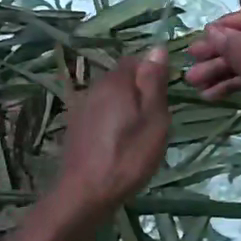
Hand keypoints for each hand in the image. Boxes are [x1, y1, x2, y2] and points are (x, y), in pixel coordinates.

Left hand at [56, 47, 170, 208]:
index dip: (152, 72)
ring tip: (139, 134)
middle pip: (120, 79)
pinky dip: (112, 122)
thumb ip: (154, 83)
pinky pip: (99, 114)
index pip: (135, 60)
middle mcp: (93, 89)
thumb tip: (157, 47)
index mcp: (114, 82)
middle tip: (155, 119)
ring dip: (125, 108)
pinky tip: (119, 143)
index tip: (164, 96)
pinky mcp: (75, 129)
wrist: (85, 193)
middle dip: (139, 91)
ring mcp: (80, 109)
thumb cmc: (127, 157)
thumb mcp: (153, 119)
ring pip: (109, 97)